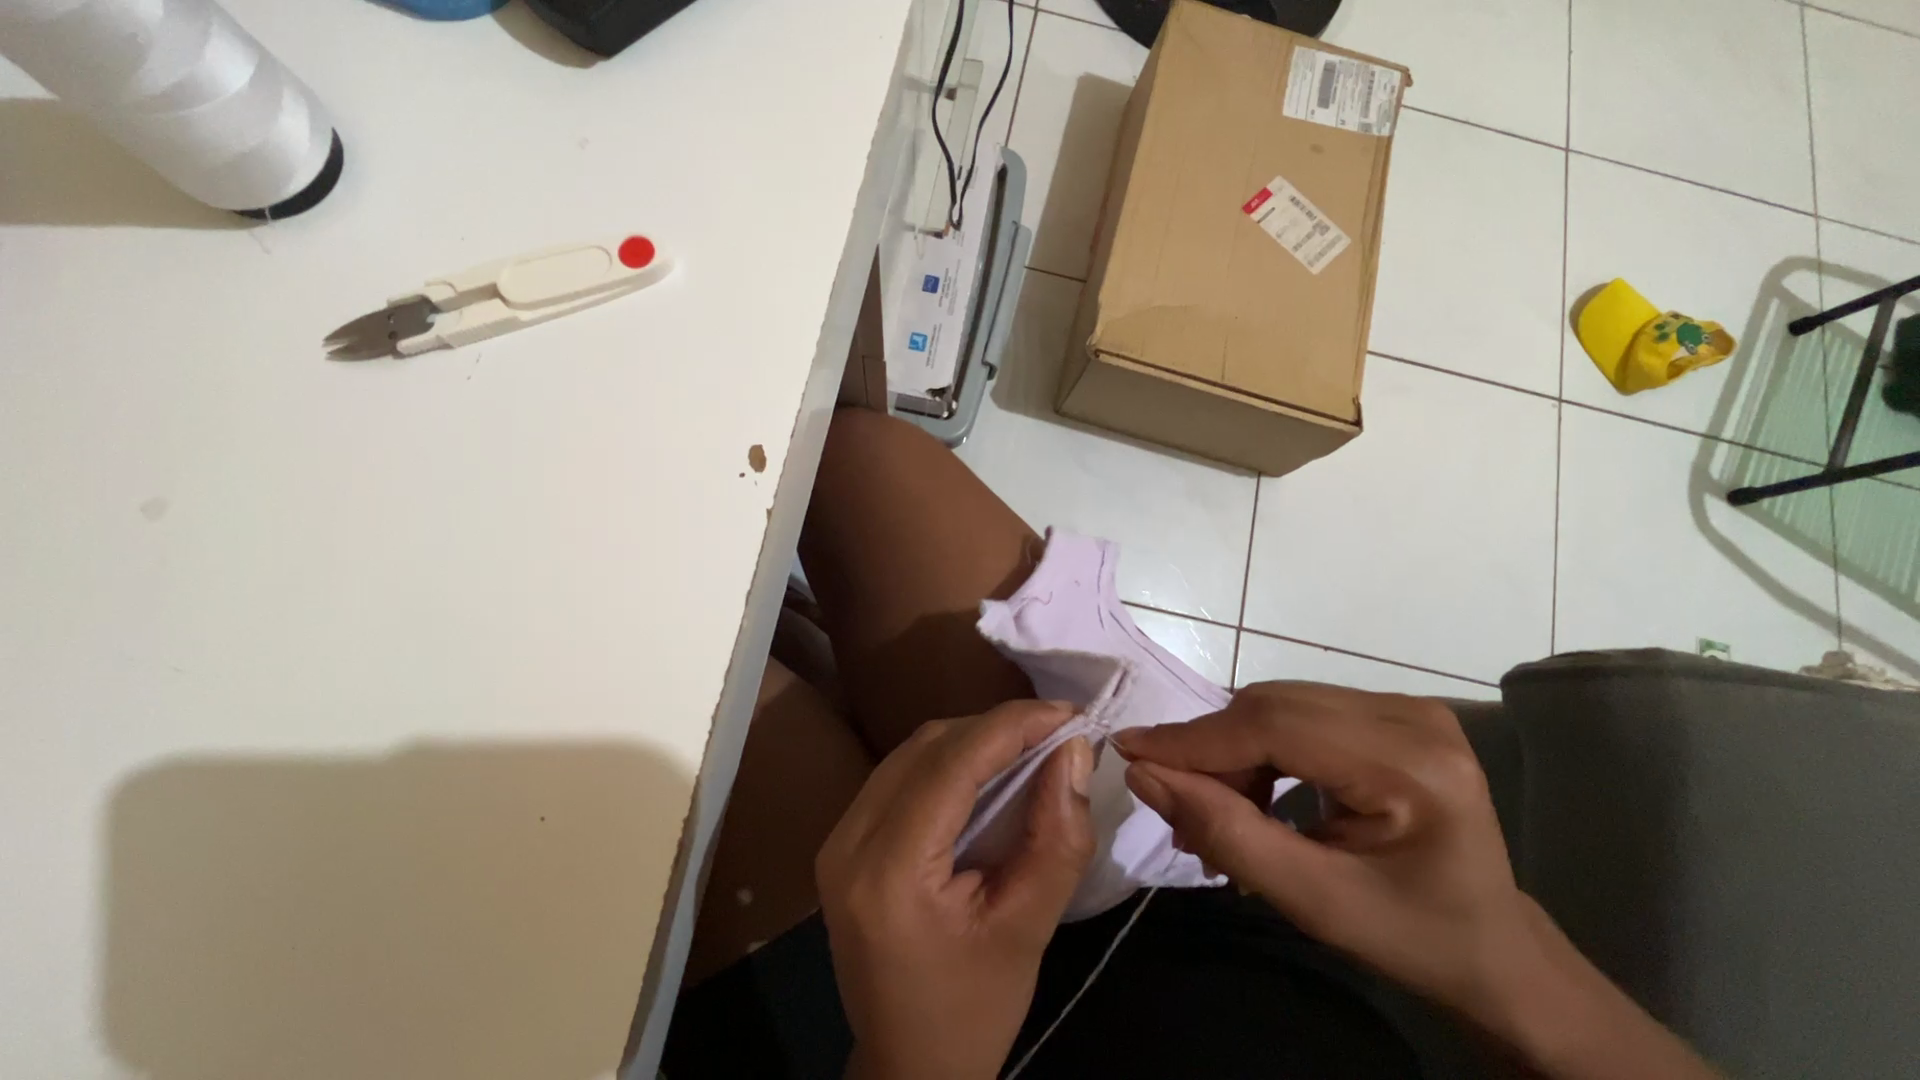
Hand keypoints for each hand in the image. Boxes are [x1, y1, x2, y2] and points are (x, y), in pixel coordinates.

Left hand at [817, 700, 1094, 1079]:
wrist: (908, 1065)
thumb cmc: (974, 1009)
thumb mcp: (1029, 929)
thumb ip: (1058, 836)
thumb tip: (1074, 753)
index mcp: (890, 872)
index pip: (952, 765)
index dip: (1012, 726)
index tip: (1069, 714)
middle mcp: (848, 843)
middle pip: (927, 749)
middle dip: (996, 729)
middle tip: (1058, 734)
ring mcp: (837, 841)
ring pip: (910, 755)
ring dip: (972, 742)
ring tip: (1031, 748)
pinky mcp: (841, 845)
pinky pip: (898, 777)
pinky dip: (948, 764)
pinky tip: (988, 773)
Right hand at [1115, 682, 1529, 1020]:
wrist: (1490, 948)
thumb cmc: (1409, 937)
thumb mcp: (1312, 902)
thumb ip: (1226, 834)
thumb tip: (1144, 775)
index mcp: (1413, 765)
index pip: (1276, 727)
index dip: (1195, 740)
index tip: (1127, 752)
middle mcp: (1413, 715)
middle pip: (1273, 707)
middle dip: (1212, 754)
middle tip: (1179, 812)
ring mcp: (1406, 706)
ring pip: (1277, 706)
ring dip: (1232, 754)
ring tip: (1215, 815)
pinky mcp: (1392, 713)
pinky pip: (1297, 714)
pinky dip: (1259, 751)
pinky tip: (1253, 796)